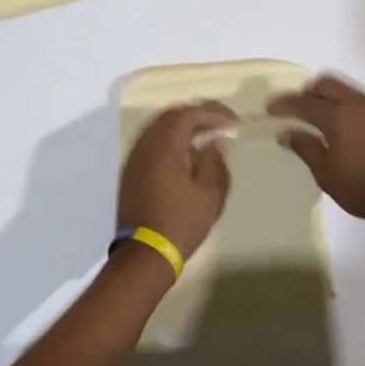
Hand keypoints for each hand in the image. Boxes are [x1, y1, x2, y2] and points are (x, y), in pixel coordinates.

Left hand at [117, 103, 234, 258]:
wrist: (145, 252)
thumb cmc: (181, 222)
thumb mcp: (210, 193)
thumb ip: (215, 160)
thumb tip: (216, 140)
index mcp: (165, 145)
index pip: (189, 113)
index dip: (214, 113)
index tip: (234, 124)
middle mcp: (146, 143)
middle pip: (171, 115)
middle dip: (198, 114)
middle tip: (221, 125)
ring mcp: (134, 156)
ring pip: (158, 126)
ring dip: (182, 125)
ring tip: (205, 136)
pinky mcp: (130, 169)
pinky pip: (151, 141)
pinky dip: (170, 138)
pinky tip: (185, 153)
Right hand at [271, 75, 364, 227]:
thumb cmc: (364, 188)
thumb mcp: (326, 174)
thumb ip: (305, 148)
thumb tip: (285, 132)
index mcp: (337, 116)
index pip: (304, 102)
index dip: (284, 104)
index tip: (268, 109)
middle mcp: (356, 105)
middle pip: (325, 85)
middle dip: (306, 92)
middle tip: (294, 109)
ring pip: (344, 90)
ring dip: (326, 96)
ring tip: (316, 116)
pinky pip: (358, 100)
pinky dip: (342, 104)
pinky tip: (341, 125)